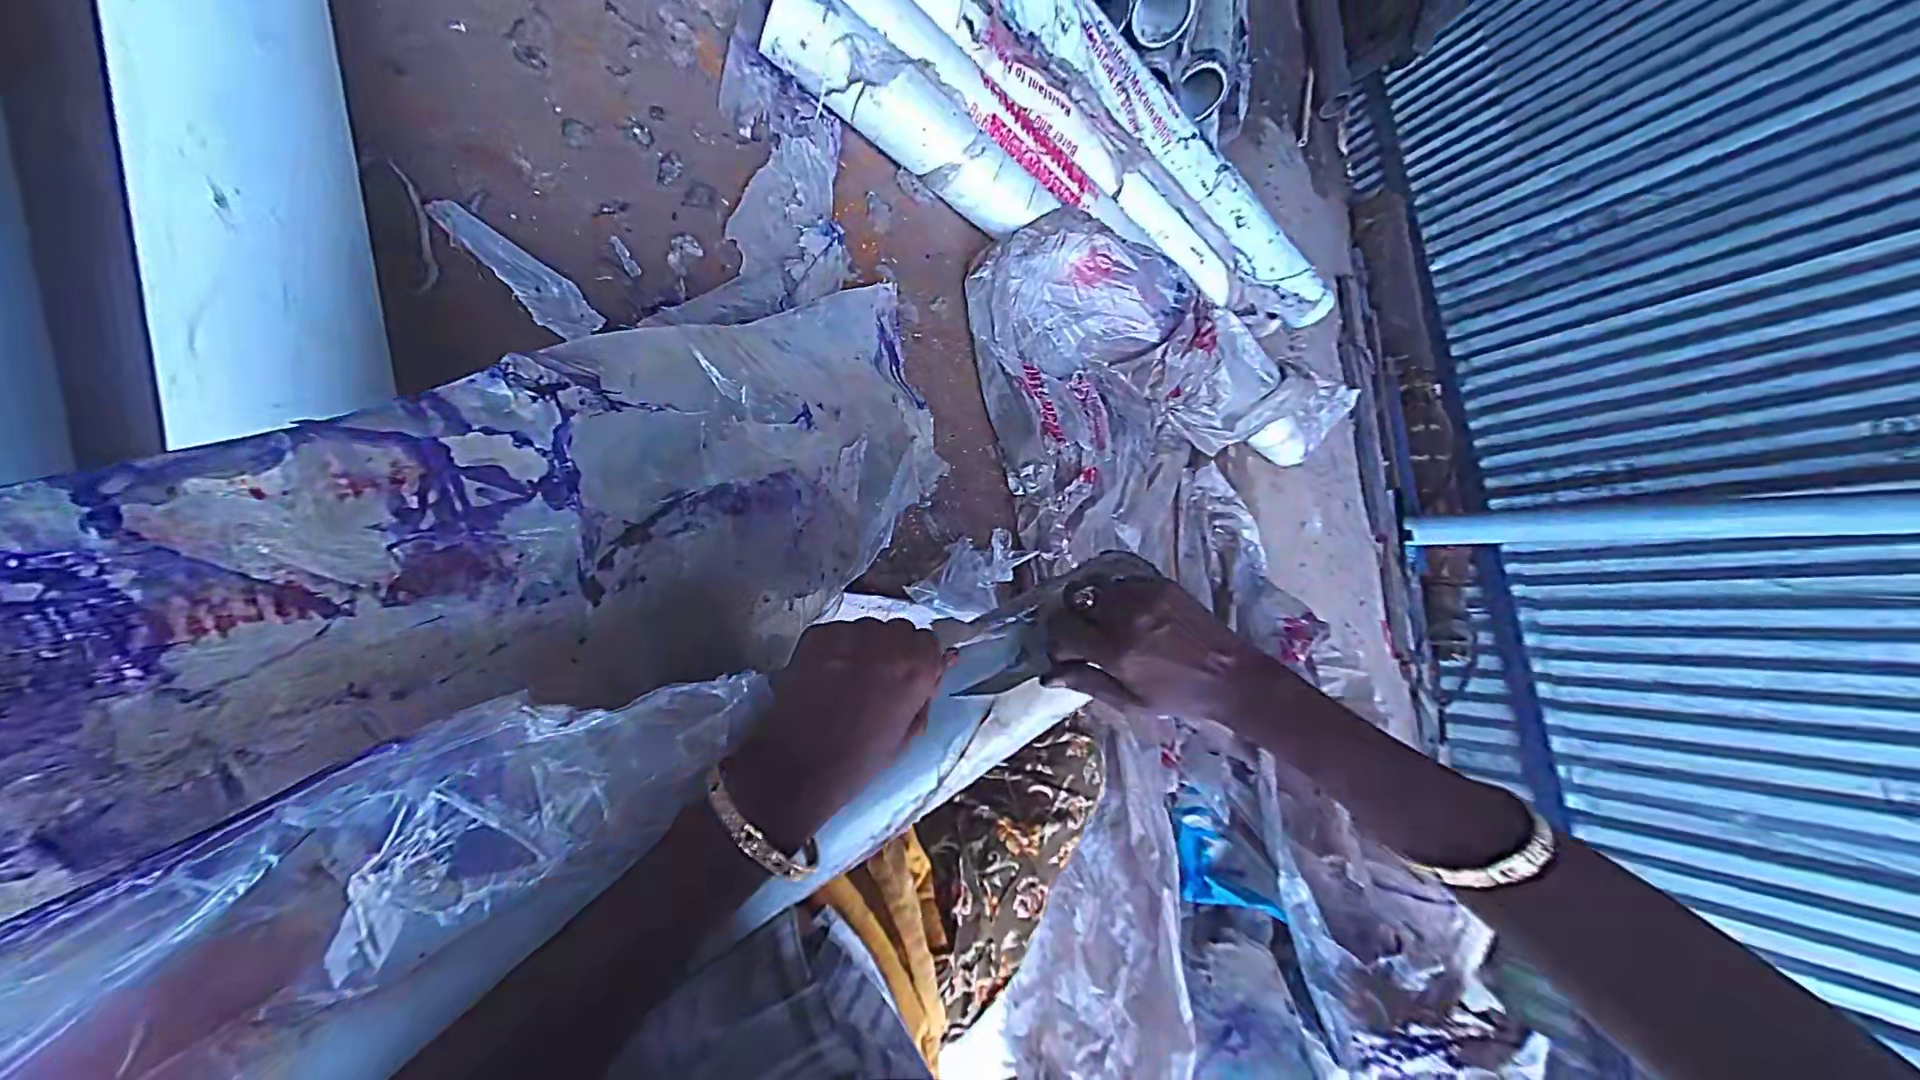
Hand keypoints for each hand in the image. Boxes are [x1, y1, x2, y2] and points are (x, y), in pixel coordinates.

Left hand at [725, 619, 954, 850]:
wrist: (795, 768)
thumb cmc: (858, 760)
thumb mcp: (908, 732)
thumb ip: (927, 692)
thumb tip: (943, 663)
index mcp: (916, 669)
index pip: (930, 640)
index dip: (919, 659)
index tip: (908, 675)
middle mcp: (886, 643)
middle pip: (900, 629)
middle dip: (894, 648)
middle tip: (878, 678)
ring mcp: (848, 635)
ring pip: (868, 627)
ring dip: (866, 645)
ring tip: (849, 677)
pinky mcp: (817, 635)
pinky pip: (838, 631)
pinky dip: (837, 646)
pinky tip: (827, 673)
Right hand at [1043, 565, 1290, 720]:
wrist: (1232, 676)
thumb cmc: (1179, 696)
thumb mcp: (1130, 700)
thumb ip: (1087, 682)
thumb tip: (1047, 675)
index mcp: (1116, 652)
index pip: (1062, 630)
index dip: (1056, 642)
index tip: (1065, 653)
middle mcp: (1126, 617)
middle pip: (1074, 600)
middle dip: (1070, 618)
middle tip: (1081, 635)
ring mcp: (1144, 595)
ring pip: (1095, 586)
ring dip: (1092, 604)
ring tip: (1104, 622)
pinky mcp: (1161, 583)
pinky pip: (1122, 580)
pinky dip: (1115, 594)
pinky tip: (1126, 611)